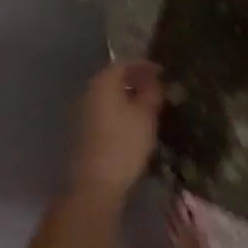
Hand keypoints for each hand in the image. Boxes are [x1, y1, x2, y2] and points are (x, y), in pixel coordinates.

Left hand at [68, 61, 163, 199]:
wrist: (94, 184)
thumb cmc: (124, 144)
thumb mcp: (146, 115)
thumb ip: (152, 92)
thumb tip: (155, 79)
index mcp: (104, 80)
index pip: (126, 62)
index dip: (146, 65)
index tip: (164, 73)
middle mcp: (90, 90)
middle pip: (115, 77)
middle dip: (137, 80)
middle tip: (158, 89)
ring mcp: (84, 110)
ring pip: (110, 95)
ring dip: (129, 97)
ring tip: (149, 107)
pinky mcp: (84, 130)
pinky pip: (105, 111)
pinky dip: (120, 111)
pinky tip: (133, 124)